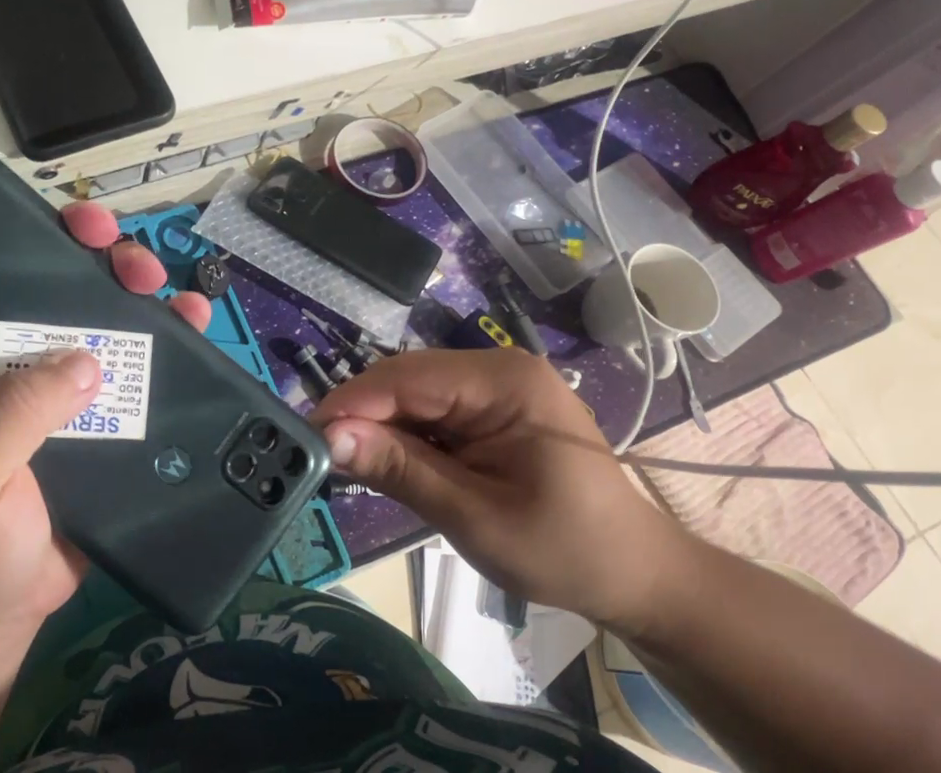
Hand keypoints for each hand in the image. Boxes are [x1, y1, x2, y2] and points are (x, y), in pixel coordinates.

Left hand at [0, 142, 209, 633]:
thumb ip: (10, 416)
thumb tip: (86, 359)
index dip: (5, 236)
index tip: (44, 213)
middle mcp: (5, 365)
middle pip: (51, 290)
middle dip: (87, 255)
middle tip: (116, 248)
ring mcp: (55, 392)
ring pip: (99, 321)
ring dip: (132, 289)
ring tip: (159, 281)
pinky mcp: (101, 422)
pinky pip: (135, 372)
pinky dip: (166, 342)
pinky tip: (192, 320)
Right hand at [310, 348, 690, 631]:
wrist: (634, 573)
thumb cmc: (563, 549)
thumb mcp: (474, 517)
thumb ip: (401, 471)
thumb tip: (329, 438)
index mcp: (505, 382)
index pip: (406, 377)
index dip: (351, 404)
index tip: (305, 437)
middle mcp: (501, 367)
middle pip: (407, 379)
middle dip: (362, 415)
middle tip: (320, 457)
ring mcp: (500, 385)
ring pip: (415, 393)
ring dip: (381, 426)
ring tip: (347, 463)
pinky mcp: (496, 406)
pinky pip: (435, 409)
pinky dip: (407, 435)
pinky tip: (389, 461)